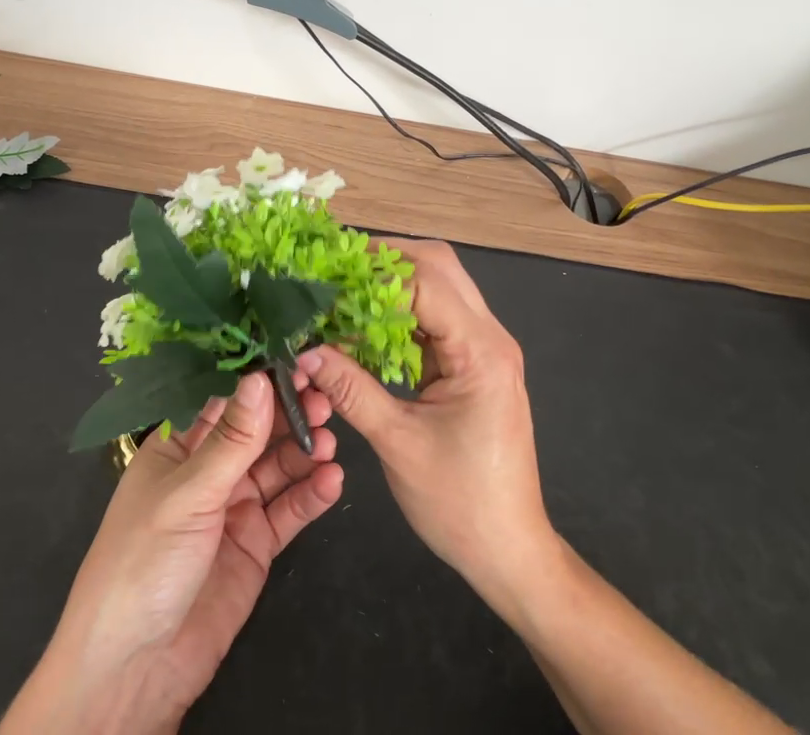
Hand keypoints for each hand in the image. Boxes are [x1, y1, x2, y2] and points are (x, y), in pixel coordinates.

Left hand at [0, 371, 343, 733]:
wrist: (138, 662)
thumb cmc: (144, 561)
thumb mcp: (187, 494)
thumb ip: (230, 442)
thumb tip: (259, 378)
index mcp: (174, 448)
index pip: (221, 403)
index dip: (257, 381)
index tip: (296, 358)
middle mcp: (205, 472)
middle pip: (255, 433)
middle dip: (288, 414)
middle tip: (325, 397)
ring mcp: (232, 509)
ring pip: (276, 469)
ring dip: (304, 451)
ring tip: (332, 437)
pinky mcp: (255, 545)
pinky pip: (288, 511)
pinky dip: (311, 495)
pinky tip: (333, 479)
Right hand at [297, 240, 557, 592]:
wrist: (507, 548)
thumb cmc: (459, 502)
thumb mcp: (396, 443)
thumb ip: (350, 389)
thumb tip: (303, 351)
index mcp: (481, 353)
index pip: (424, 283)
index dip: (371, 274)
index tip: (322, 277)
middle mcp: (489, 339)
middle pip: (439, 268)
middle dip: (383, 260)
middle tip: (329, 271)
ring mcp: (483, 351)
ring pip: (437, 288)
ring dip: (389, 283)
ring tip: (337, 291)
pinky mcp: (471, 366)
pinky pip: (432, 320)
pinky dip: (396, 314)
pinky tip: (359, 326)